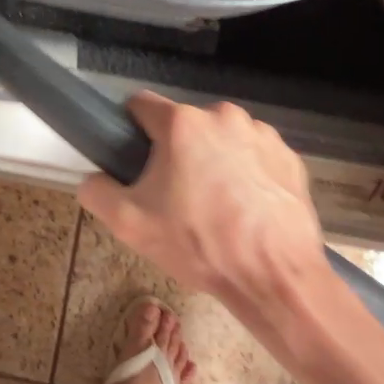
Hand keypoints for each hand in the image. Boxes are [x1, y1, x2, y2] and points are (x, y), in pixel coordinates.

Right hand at [78, 92, 329, 311]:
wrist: (275, 279)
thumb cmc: (199, 245)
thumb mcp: (129, 224)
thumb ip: (96, 192)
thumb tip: (94, 179)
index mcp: (182, 123)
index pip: (140, 104)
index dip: (131, 130)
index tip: (135, 160)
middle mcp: (222, 116)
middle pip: (184, 124)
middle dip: (175, 150)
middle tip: (175, 194)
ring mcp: (261, 134)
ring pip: (220, 137)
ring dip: (212, 159)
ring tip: (215, 204)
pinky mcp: (289, 156)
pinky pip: (254, 154)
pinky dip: (246, 172)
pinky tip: (246, 208)